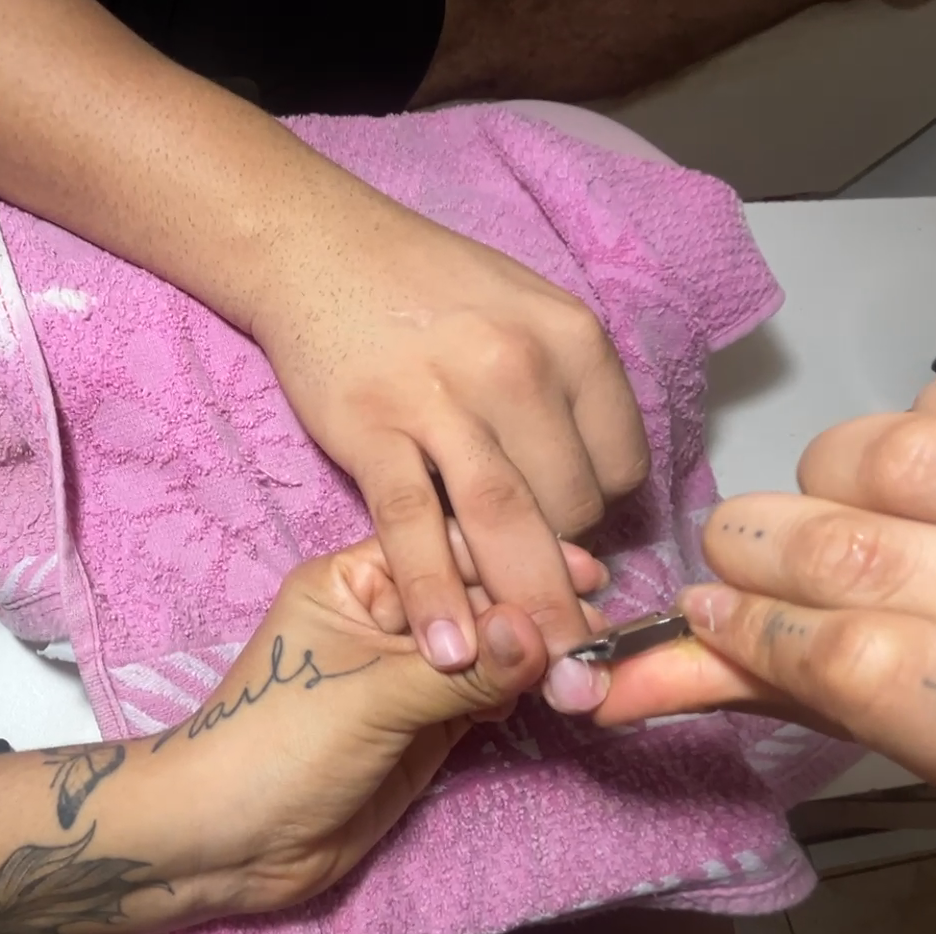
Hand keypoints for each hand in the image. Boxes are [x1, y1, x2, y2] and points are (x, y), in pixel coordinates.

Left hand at [145, 534, 609, 916]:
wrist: (234, 839)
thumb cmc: (280, 743)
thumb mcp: (369, 696)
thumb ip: (460, 669)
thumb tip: (545, 630)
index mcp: (354, 579)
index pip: (443, 549)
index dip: (511, 559)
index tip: (586, 576)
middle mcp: (384, 614)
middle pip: (473, 597)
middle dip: (533, 611)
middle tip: (599, 631)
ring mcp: (407, 669)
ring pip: (485, 648)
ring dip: (536, 654)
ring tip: (594, 661)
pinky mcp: (425, 720)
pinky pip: (484, 694)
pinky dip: (521, 691)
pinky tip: (560, 689)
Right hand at [252, 213, 645, 710]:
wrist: (319, 249)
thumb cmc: (421, 283)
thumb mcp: (520, 309)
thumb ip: (559, 389)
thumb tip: (573, 477)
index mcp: (572, 339)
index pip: (616, 465)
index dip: (595, 522)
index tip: (563, 551)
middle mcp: (519, 370)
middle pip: (567, 506)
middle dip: (570, 586)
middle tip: (581, 657)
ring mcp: (442, 402)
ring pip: (502, 524)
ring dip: (525, 611)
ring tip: (542, 682)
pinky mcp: (373, 432)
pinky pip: (414, 525)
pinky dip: (435, 593)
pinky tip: (449, 650)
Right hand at [598, 335, 935, 844]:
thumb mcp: (935, 729)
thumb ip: (780, 691)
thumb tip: (615, 686)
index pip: (874, 672)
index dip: (762, 633)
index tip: (719, 613)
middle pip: (865, 561)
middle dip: (760, 546)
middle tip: (758, 548)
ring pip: (909, 460)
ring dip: (840, 471)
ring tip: (868, 500)